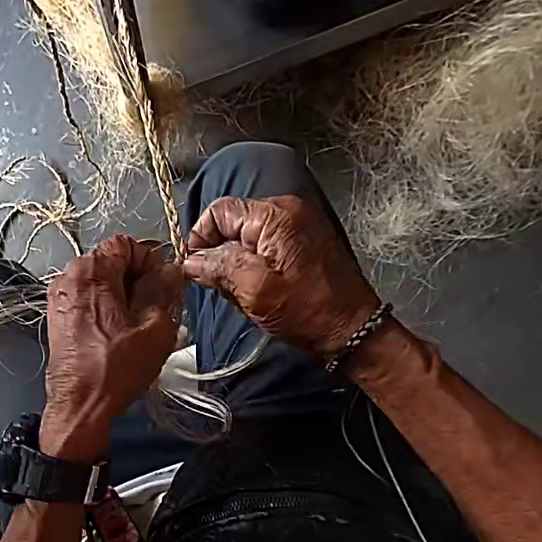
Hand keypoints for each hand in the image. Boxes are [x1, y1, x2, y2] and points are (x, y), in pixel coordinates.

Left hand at [42, 235, 184, 462]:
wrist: (80, 406)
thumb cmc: (114, 371)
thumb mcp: (156, 328)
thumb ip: (165, 290)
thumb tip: (169, 272)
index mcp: (90, 271)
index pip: (125, 244)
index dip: (149, 260)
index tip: (162, 283)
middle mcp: (68, 279)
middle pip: (111, 262)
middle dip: (137, 281)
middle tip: (155, 309)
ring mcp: (60, 300)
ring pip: (100, 283)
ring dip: (123, 298)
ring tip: (139, 327)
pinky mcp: (58, 320)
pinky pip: (88, 301)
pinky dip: (107, 311)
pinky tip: (121, 336)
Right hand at [181, 194, 382, 357]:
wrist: (351, 331)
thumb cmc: (306, 311)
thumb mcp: (254, 289)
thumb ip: (218, 266)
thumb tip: (190, 260)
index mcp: (274, 215)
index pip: (218, 212)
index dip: (199, 239)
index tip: (195, 270)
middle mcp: (287, 211)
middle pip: (231, 224)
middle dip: (219, 256)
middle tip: (226, 288)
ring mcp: (297, 226)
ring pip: (244, 239)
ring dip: (236, 267)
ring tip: (246, 294)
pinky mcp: (301, 243)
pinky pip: (262, 249)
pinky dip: (252, 269)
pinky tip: (259, 291)